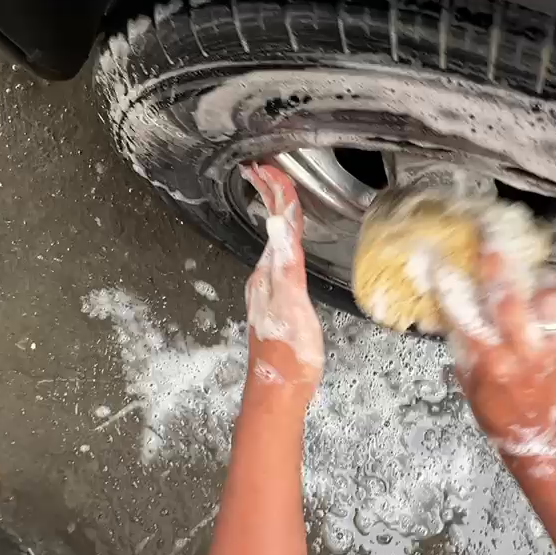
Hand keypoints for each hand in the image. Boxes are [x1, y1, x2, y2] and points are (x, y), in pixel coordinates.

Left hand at [242, 163, 324, 403]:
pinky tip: (284, 247)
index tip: (268, 167)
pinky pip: (280, 261)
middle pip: (271, 227)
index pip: (276, 222)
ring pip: (274, 242)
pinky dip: (282, 242)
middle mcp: (267, 277)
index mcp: (271, 272)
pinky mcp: (278, 303)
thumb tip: (278, 223)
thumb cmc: (288, 353)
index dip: (275, 192)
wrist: (279, 387)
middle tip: (265, 170)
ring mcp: (270, 291)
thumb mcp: (290, 305)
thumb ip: (286, 264)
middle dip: (269, 197)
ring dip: (275, 216)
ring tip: (276, 196)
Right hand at [430, 242, 555, 487]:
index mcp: (490, 363)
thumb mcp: (469, 380)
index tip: (438, 262)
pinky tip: (553, 288)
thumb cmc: (497, 410)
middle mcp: (522, 353)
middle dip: (497, 266)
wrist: (538, 434)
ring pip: (548, 302)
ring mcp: (552, 349)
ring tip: (531, 265)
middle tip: (489, 236)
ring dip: (538, 280)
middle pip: (510, 301)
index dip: (449, 287)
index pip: (464, 318)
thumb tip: (450, 310)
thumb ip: (464, 344)